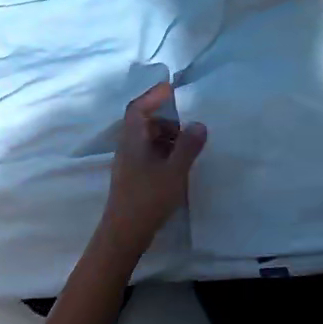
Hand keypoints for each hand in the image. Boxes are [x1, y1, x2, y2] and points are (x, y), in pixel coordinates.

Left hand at [99, 82, 206, 250]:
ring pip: (147, 140)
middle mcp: (127, 147)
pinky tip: (180, 163)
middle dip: (166, 118)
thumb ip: (187, 146)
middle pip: (143, 122)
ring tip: (189, 144)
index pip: (138, 108)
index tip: (173, 89)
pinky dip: (164, 151)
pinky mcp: (134, 177)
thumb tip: (199, 124)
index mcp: (132, 140)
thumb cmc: (148, 199)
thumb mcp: (174, 171)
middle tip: (189, 122)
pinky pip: (149, 154)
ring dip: (167, 136)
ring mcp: (129, 163)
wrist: (124, 234)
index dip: (154, 95)